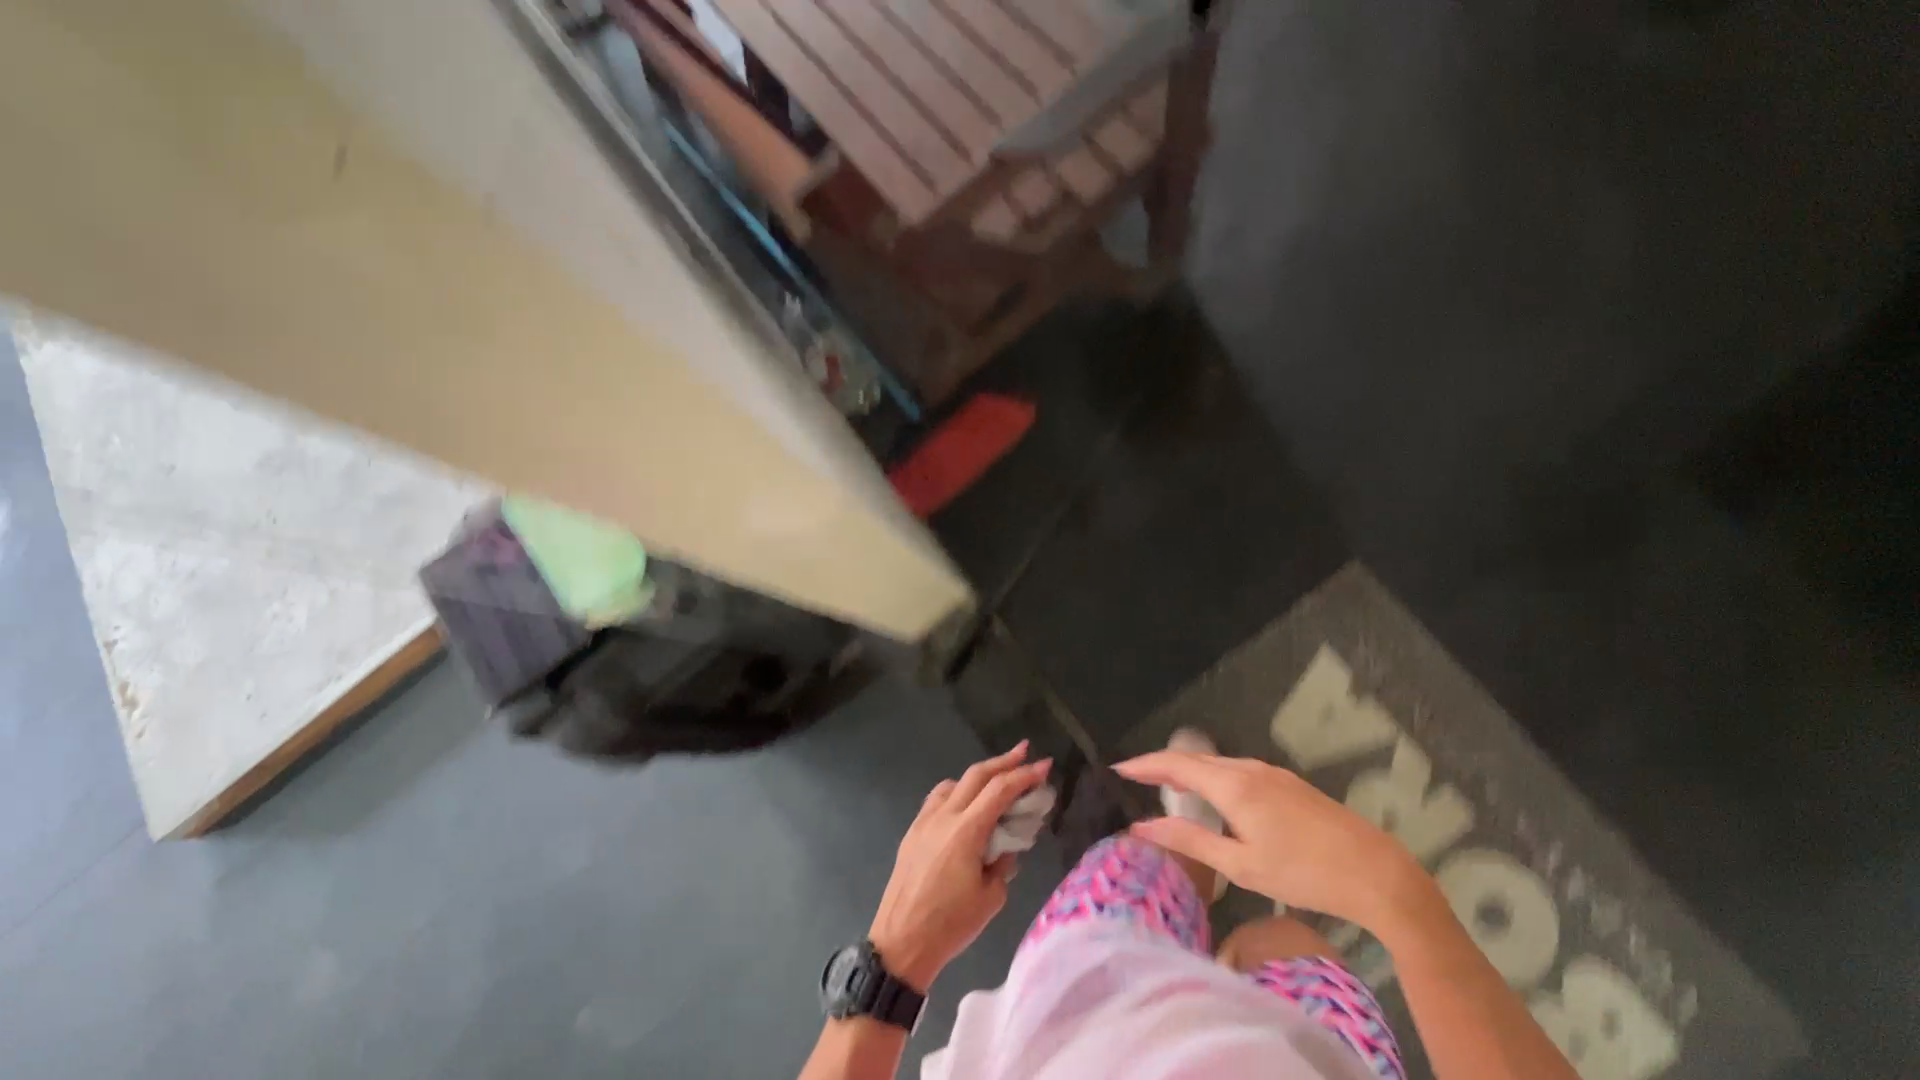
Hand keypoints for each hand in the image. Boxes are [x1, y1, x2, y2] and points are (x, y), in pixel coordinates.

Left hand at [867, 741, 1050, 990]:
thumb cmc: (951, 925)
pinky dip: (956, 792)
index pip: (1000, 790)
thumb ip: (1003, 862)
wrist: (901, 942)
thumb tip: (1006, 845)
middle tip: (1026, 752)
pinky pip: (937, 800)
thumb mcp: (991, 897)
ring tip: (997, 779)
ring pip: (953, 783)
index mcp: (966, 831)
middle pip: (976, 775)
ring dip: (978, 776)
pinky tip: (965, 804)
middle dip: (1004, 761)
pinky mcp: (912, 833)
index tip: (1045, 765)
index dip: (1025, 775)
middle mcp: (943, 817)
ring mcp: (924, 822)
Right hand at [1115, 750, 1434, 932]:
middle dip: (1162, 765)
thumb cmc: (1303, 874)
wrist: (1377, 873)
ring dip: (1188, 770)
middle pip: (1196, 758)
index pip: (1176, 764)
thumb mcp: (1240, 865)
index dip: (1143, 765)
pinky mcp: (1290, 784)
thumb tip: (1140, 827)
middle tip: (1133, 779)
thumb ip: (1189, 840)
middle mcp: (1251, 768)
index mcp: (1234, 785)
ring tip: (1164, 787)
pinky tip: (1211, 796)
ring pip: (1218, 763)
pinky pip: (1238, 771)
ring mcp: (1274, 773)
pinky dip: (1212, 777)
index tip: (1115, 769)